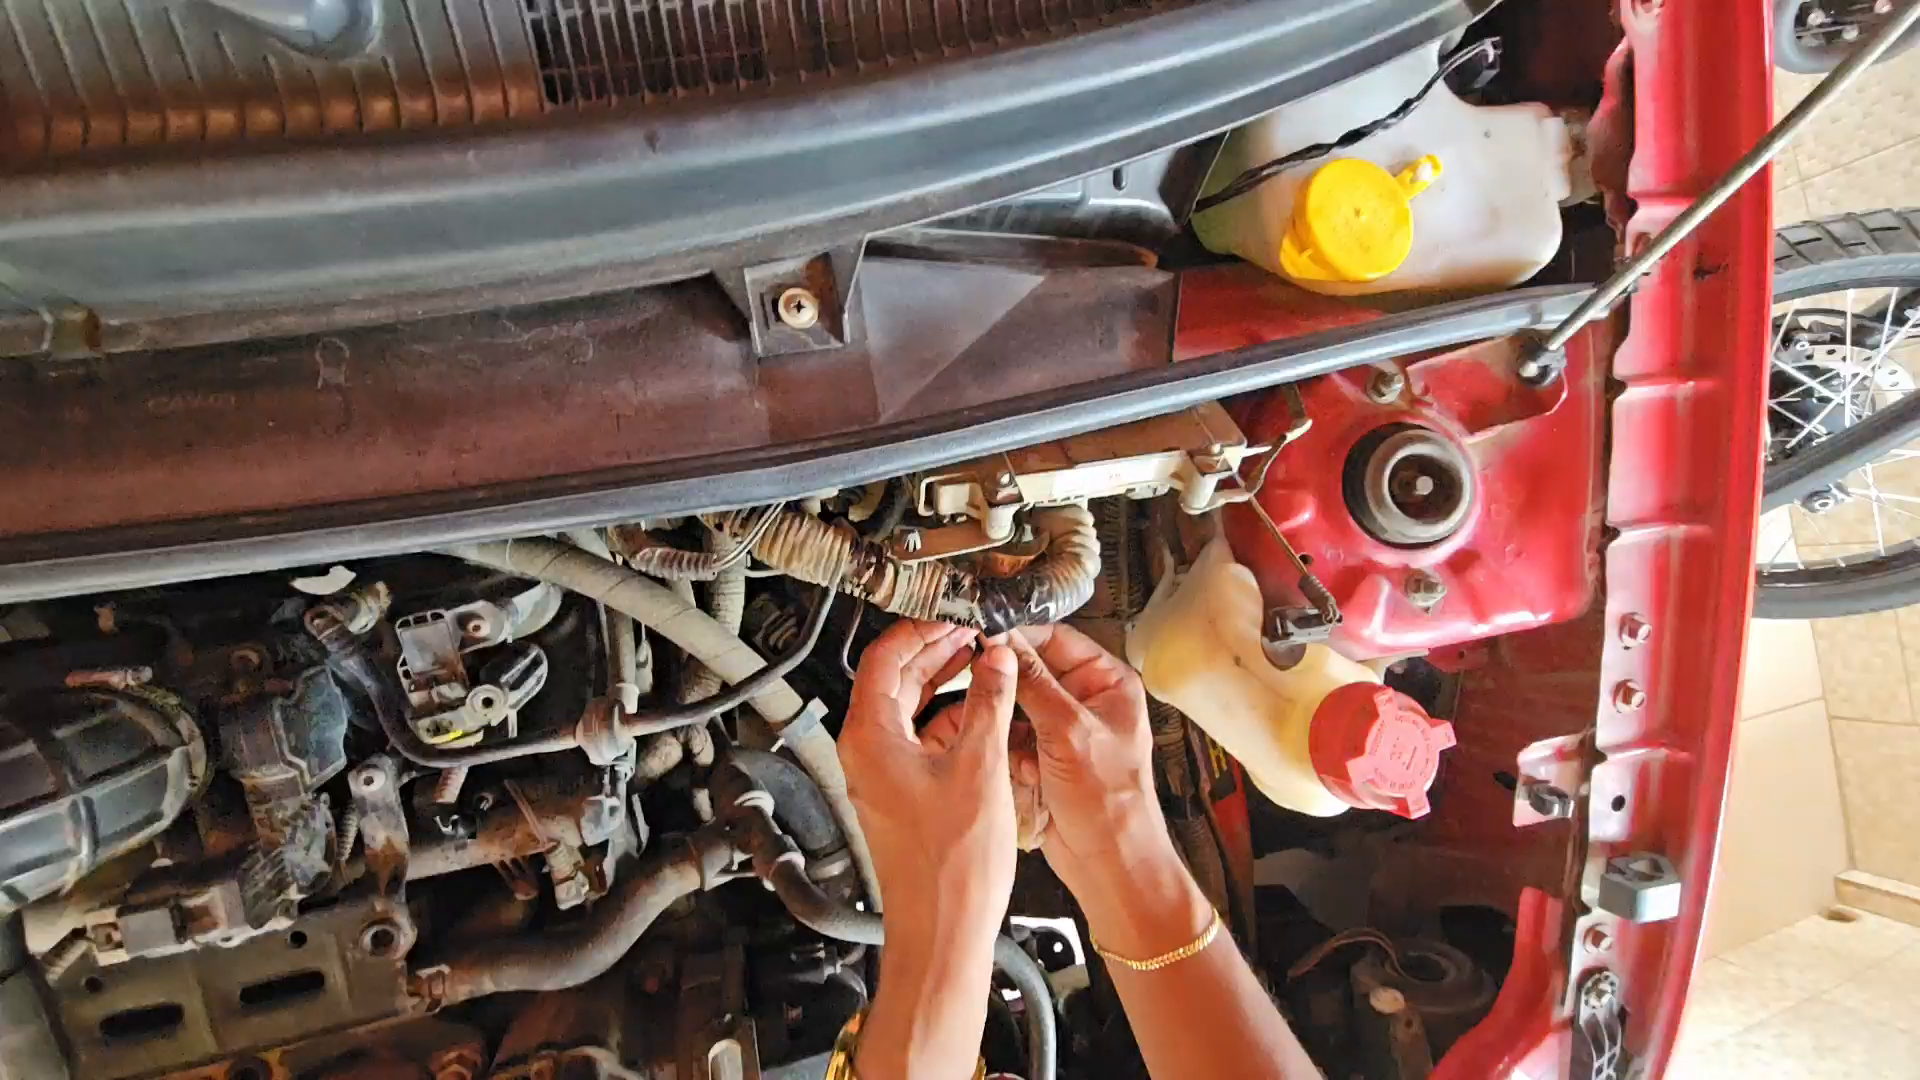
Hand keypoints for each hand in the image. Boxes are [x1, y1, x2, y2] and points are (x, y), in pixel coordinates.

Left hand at [840, 620, 1019, 1079]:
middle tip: (970, 633)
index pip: (883, 658)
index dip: (920, 631)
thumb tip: (995, 658)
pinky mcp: (902, 791)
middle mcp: (867, 751)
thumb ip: (988, 701)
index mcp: (871, 737)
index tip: (952, 618)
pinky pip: (921, 738)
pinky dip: (949, 718)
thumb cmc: (951, 866)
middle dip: (934, 651)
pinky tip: (981, 710)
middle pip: (894, 679)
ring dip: (943, 683)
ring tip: (979, 661)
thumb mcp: (980, 765)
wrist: (943, 931)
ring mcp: (883, 772)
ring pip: (909, 708)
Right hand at [1009, 624, 1210, 958]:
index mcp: (1108, 683)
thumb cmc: (1111, 803)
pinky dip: (1006, 745)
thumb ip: (1034, 682)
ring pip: (1018, 704)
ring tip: (995, 726)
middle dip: (1009, 682)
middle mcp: (1087, 700)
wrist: (1110, 866)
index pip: (1058, 639)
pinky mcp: (1044, 755)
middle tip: (978, 678)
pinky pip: (1013, 734)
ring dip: (1006, 717)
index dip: (1021, 636)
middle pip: (1034, 670)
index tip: (986, 634)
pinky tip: (1011, 762)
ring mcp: (1063, 729)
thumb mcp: (1068, 731)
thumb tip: (1004, 643)